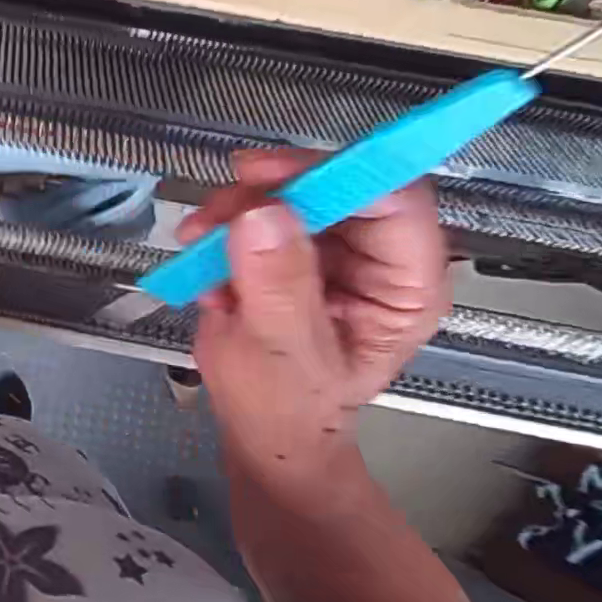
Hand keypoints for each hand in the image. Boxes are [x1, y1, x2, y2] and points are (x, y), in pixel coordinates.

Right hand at [179, 149, 449, 483]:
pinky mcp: (286, 249)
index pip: (393, 201)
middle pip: (332, 187)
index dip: (336, 176)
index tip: (267, 176)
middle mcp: (373, 257)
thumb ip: (278, 288)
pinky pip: (253, 214)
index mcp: (403, 284)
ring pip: (286, 194)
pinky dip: (219, 232)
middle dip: (266, 195)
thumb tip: (262, 217)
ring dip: (232, 211)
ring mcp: (328, 250)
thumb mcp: (283, 353)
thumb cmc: (287, 407)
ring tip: (197, 246)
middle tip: (215, 216)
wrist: (260, 425)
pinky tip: (206, 270)